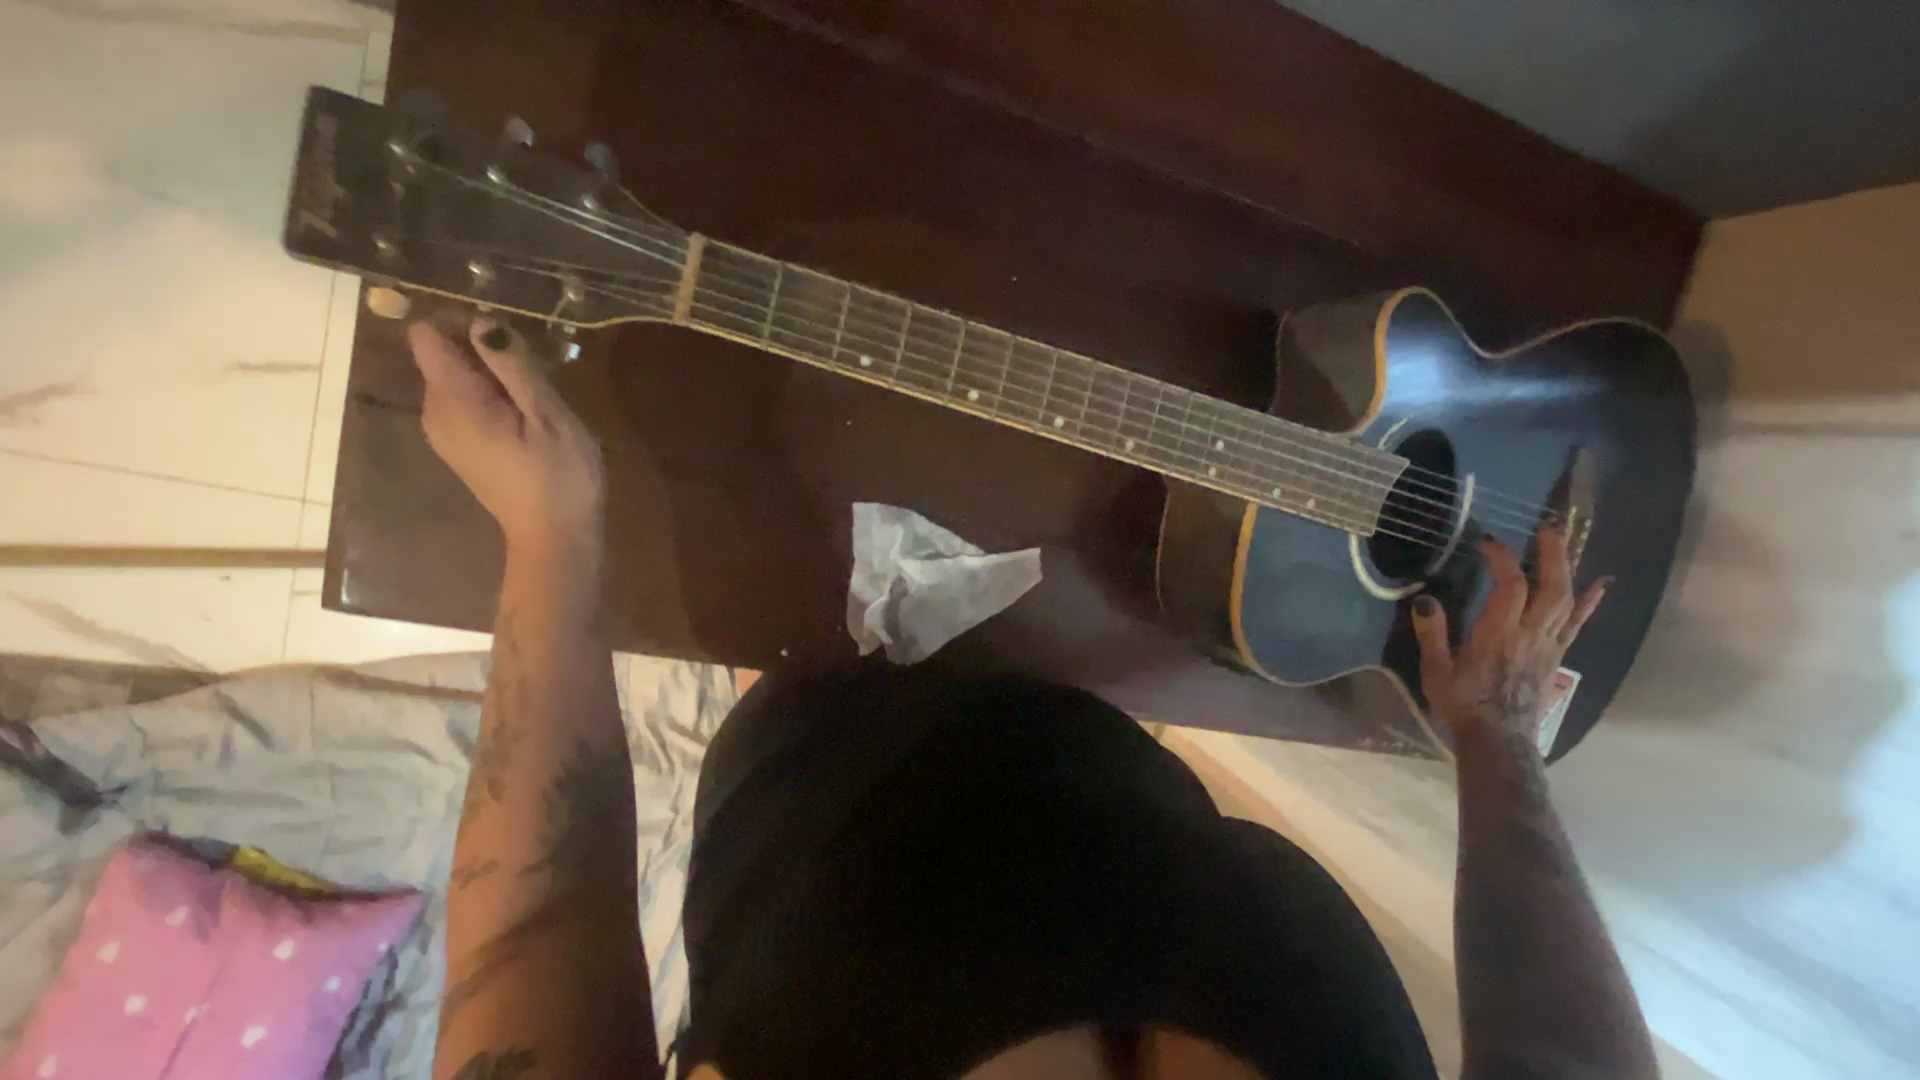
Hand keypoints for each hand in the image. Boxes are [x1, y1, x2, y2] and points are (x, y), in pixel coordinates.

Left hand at [407, 317, 604, 560]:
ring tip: (536, 396)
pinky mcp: (459, 447)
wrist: (554, 538)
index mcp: (454, 401)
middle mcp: (436, 412)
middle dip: (483, 350)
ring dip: (492, 375)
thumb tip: (482, 321)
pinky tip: (527, 419)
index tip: (508, 337)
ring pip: (455, 378)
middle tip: (535, 370)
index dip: (461, 322)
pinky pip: (464, 402)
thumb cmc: (560, 477)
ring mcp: (444, 432)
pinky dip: (491, 398)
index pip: (426, 334)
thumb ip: (513, 366)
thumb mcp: (548, 415)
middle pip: (441, 355)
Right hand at [1411, 524, 1609, 744]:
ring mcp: (1548, 644)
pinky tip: (1600, 583)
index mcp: (1498, 635)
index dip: (1503, 559)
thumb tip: (1424, 599)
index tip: (1487, 541)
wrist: (1498, 739)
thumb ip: (1432, 633)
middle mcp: (1530, 634)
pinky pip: (1576, 623)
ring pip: (1567, 600)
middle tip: (1546, 527)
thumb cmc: (1462, 703)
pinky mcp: (1555, 654)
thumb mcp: (1436, 670)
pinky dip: (1590, 601)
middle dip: (1551, 554)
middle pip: (1552, 587)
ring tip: (1562, 541)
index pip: (1511, 586)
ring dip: (1567, 568)